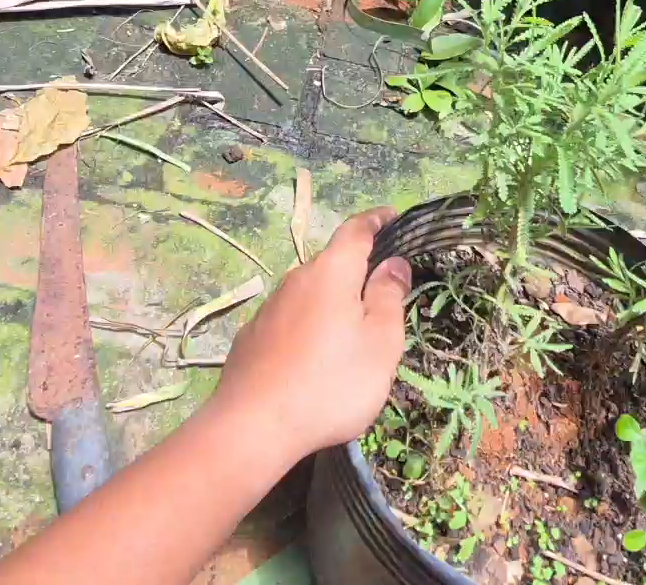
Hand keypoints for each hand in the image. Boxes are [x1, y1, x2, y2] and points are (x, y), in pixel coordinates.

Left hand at [204, 206, 411, 463]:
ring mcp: (270, 307)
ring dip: (333, 300)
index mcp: (332, 271)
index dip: (377, 220)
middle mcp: (297, 278)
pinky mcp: (252, 336)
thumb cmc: (330, 383)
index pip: (356, 229)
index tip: (393, 216)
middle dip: (358, 269)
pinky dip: (310, 324)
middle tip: (382, 293)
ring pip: (311, 292)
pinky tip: (314, 357)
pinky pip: (291, 318)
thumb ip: (390, 296)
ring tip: (351, 333)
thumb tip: (394, 263)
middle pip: (333, 262)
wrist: (251, 428)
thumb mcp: (380, 342)